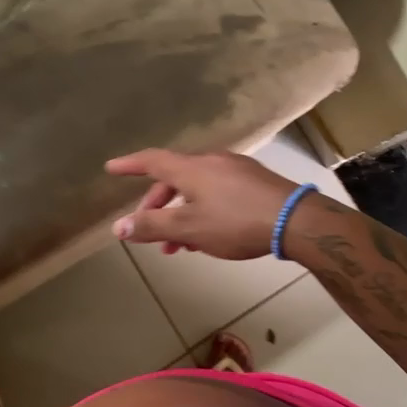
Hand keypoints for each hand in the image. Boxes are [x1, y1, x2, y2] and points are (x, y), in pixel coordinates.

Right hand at [105, 149, 300, 259]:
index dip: (130, 165)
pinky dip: (203, 210)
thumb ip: (152, 227)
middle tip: (151, 234)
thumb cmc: (236, 223)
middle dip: (158, 206)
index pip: (152, 160)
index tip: (111, 168)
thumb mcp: (189, 229)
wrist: (296, 220)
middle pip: (174, 178)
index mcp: (191, 168)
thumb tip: (118, 226)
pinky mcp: (255, 181)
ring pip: (197, 188)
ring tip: (179, 246)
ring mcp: (236, 169)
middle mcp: (212, 161)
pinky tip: (208, 236)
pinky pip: (217, 192)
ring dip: (182, 215)